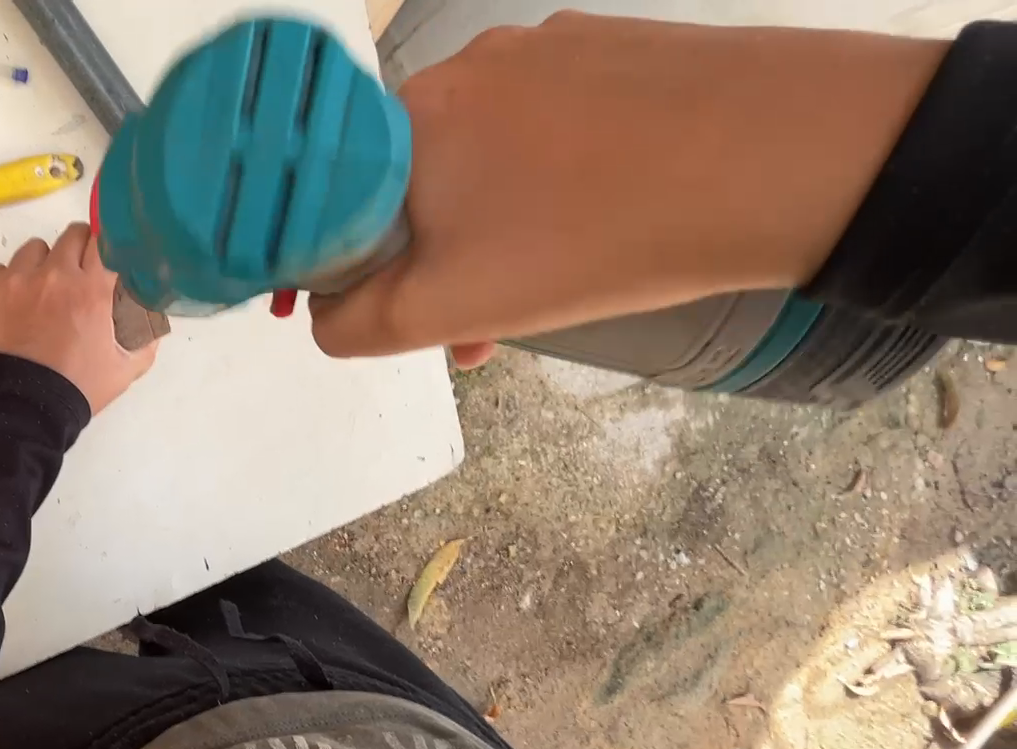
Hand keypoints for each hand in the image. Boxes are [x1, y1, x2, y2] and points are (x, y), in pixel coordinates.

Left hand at [0, 223, 158, 413]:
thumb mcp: (123, 370)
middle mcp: (52, 276)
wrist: (19, 412)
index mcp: (91, 290)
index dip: (107, 247)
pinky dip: (6, 284)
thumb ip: (144, 340)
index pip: (106, 239)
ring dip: (40, 266)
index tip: (104, 260)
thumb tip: (150, 321)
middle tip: (75, 278)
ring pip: (33, 250)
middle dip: (78, 252)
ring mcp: (14, 281)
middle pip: (71, 235)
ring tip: (39, 296)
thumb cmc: (74, 391)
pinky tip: (10, 310)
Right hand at [309, 13, 945, 361]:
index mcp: (408, 120)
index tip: (362, 306)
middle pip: (399, 183)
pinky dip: (525, 190)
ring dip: (470, 235)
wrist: (802, 163)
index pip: (326, 200)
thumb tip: (319, 314)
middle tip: (457, 321)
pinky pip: (528, 132)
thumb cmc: (592, 242)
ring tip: (520, 292)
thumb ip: (345, 326)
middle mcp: (463, 66)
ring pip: (463, 162)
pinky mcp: (605, 50)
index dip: (331, 263)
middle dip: (413, 262)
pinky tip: (574, 227)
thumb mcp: (438, 312)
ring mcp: (541, 47)